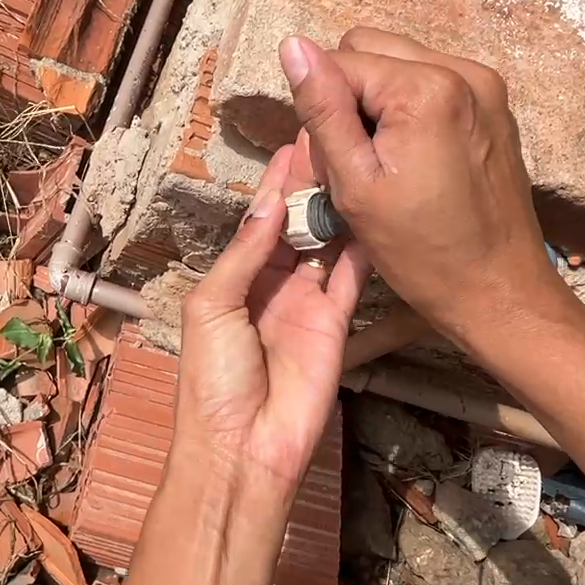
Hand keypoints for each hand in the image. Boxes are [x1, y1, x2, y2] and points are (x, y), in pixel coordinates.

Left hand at [176, 144, 369, 493]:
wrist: (243, 446)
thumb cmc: (212, 376)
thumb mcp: (212, 307)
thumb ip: (242, 255)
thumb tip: (268, 202)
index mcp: (234, 279)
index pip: (258, 222)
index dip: (276, 185)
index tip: (295, 142)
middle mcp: (271, 284)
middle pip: (295, 225)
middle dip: (310, 185)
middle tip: (333, 138)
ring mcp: (305, 302)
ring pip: (325, 244)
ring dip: (336, 207)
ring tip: (356, 161)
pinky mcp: (336, 323)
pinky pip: (351, 278)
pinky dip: (361, 248)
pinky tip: (373, 211)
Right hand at [279, 28, 569, 349]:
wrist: (497, 289)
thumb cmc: (418, 249)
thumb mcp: (354, 184)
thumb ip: (322, 111)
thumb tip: (292, 47)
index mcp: (426, 87)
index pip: (338, 62)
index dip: (321, 111)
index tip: (335, 163)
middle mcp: (462, 69)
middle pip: (368, 49)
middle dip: (346, 96)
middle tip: (355, 159)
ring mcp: (485, 84)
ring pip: (396, 63)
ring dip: (374, 102)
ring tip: (383, 161)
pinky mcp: (493, 104)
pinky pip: (427, 81)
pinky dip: (404, 109)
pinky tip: (411, 158)